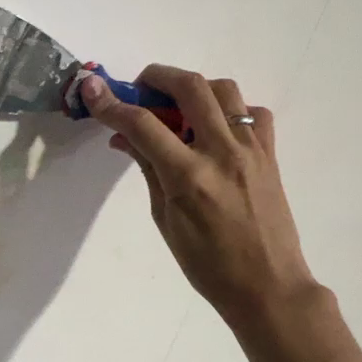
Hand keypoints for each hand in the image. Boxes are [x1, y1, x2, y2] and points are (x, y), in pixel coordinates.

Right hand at [79, 66, 320, 328]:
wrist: (267, 284)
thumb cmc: (206, 265)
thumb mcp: (165, 220)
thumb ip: (148, 170)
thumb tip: (125, 137)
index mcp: (188, 177)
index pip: (143, 125)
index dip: (112, 104)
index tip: (91, 89)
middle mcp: (222, 153)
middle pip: (190, 88)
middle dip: (157, 77)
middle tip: (139, 88)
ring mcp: (251, 149)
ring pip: (223, 90)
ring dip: (194, 88)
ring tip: (177, 108)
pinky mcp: (270, 153)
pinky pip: (250, 113)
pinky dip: (228, 110)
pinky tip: (214, 130)